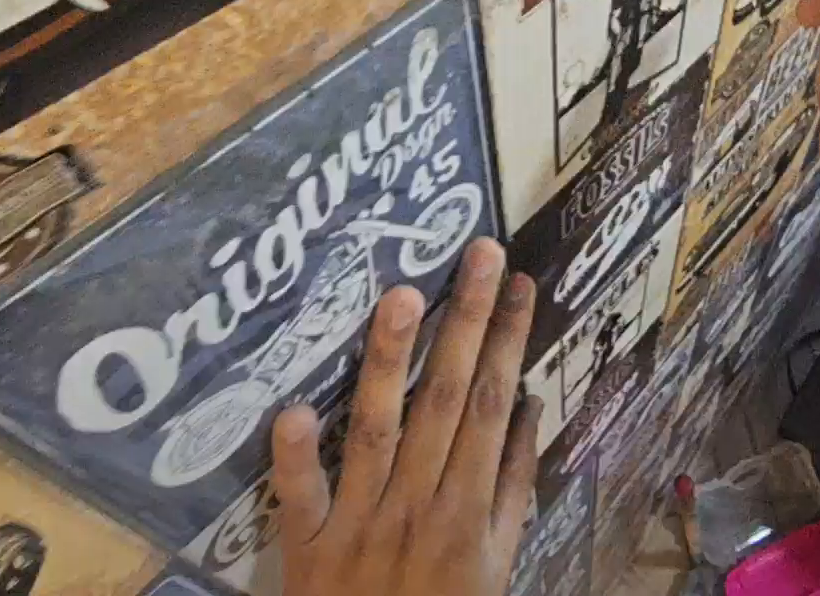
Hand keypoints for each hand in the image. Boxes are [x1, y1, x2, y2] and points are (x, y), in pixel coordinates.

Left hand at [271, 238, 539, 595]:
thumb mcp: (499, 565)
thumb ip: (514, 487)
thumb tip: (528, 407)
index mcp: (467, 507)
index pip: (493, 403)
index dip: (510, 340)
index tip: (520, 284)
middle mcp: (416, 501)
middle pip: (446, 397)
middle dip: (468, 321)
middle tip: (481, 255)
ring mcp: (359, 520)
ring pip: (378, 427)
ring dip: (389, 361)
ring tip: (403, 293)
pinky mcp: (307, 544)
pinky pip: (299, 498)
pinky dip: (293, 459)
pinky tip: (291, 409)